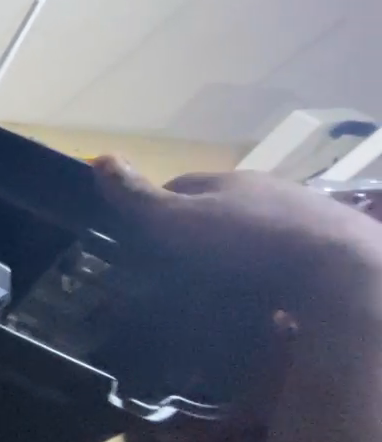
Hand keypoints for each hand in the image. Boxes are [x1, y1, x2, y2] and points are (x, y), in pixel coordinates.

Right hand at [93, 156, 381, 313]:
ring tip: (214, 277)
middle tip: (173, 259)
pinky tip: (256, 284)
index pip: (179, 183)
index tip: (139, 233)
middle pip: (217, 205)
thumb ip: (135, 194)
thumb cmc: (245, 240)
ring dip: (232, 245)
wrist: (342, 270)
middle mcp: (269, 189)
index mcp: (230, 179)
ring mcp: (305, 215)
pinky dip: (265, 264)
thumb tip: (99, 156)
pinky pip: (284, 251)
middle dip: (195, 226)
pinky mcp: (331, 244)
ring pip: (252, 227)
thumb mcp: (173, 218)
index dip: (154, 205)